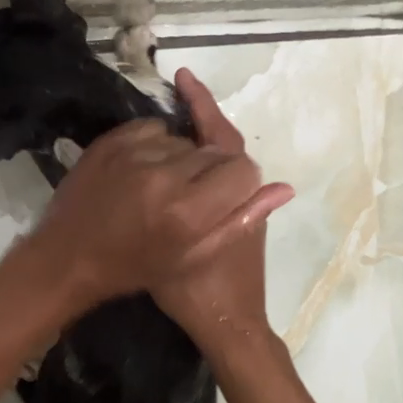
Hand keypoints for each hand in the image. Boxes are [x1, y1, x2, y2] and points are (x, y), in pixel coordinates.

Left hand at [19, 93, 276, 308]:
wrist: (66, 258)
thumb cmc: (132, 267)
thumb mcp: (191, 257)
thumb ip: (238, 221)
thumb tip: (283, 189)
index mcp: (188, 213)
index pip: (244, 170)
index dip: (240, 183)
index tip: (224, 197)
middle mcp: (163, 177)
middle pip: (215, 152)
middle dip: (211, 171)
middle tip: (189, 195)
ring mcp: (133, 156)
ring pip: (184, 140)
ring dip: (182, 158)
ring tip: (161, 185)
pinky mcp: (109, 143)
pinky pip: (152, 128)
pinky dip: (154, 144)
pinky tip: (143, 168)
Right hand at [148, 69, 293, 340]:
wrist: (228, 325)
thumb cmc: (196, 289)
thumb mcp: (176, 247)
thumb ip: (170, 204)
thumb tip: (160, 149)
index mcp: (231, 195)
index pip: (219, 137)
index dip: (201, 105)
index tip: (182, 78)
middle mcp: (242, 196)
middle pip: (221, 144)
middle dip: (200, 115)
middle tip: (175, 92)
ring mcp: (237, 210)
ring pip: (219, 163)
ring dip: (199, 138)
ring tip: (170, 121)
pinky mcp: (231, 223)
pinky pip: (215, 181)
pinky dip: (197, 164)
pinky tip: (170, 166)